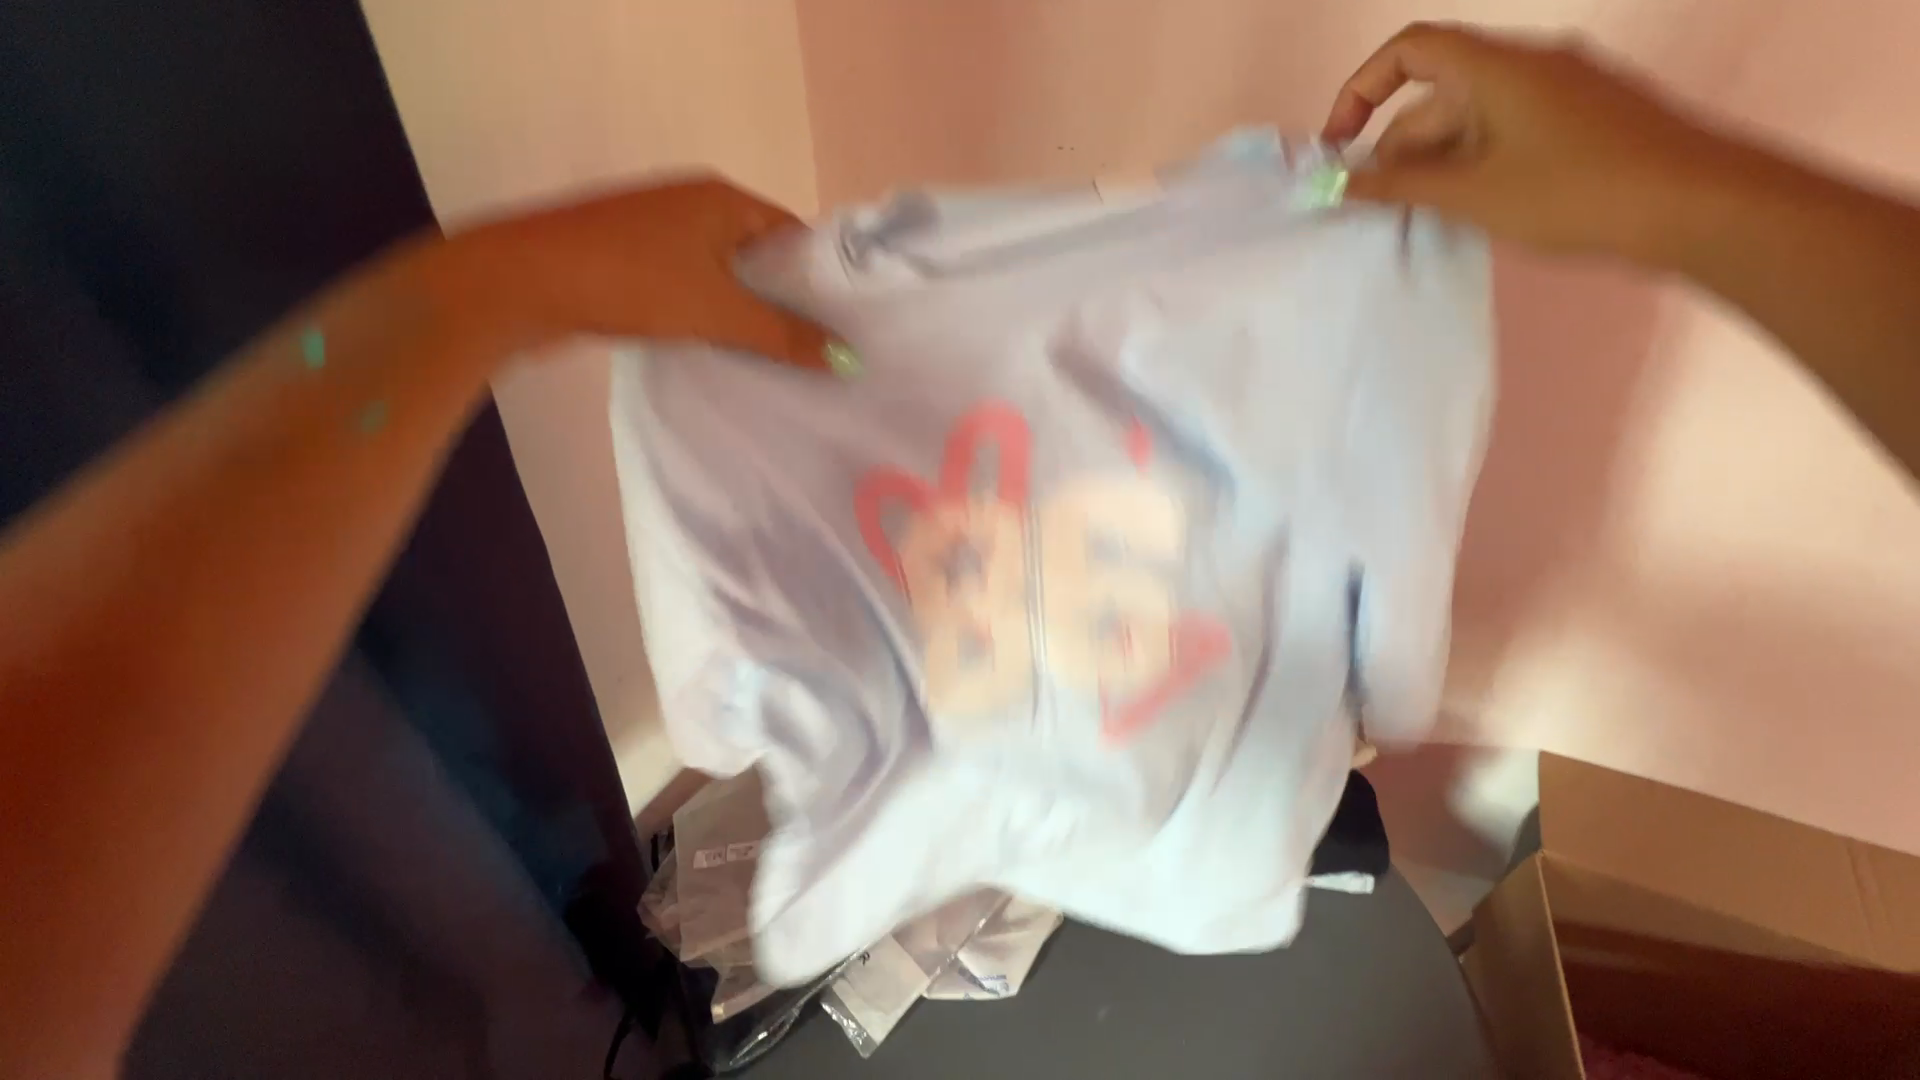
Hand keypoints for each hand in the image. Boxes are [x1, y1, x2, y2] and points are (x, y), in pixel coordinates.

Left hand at [444, 176, 835, 369]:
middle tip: (819, 349)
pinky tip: (723, 349)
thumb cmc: (632, 282)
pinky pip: (692, 284)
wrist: (519, 284)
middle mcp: (694, 203)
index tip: (843, 326)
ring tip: (781, 357)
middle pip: (761, 255)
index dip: (822, 279)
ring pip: (724, 273)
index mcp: (723, 198)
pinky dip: (711, 313)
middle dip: (787, 301)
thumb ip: (785, 337)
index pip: (794, 234)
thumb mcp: (720, 312)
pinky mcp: (630, 258)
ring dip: (747, 311)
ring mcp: (657, 228)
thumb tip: (848, 360)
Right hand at [1323, 23, 1735, 262]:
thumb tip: (1342, 182)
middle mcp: (1528, 68)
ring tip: (1421, 219)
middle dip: (1396, 149)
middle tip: (1375, 208)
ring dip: (1432, 166)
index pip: (1411, 51)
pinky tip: (1466, 210)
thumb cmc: (1577, 193)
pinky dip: (1469, 167)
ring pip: (1468, 122)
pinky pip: (1501, 135)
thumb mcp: (1472, 194)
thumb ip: (1399, 186)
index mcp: (1499, 68)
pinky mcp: (1578, 121)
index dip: (1361, 89)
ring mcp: (1557, 94)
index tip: (1337, 143)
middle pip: (1436, 97)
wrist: (1699, 206)